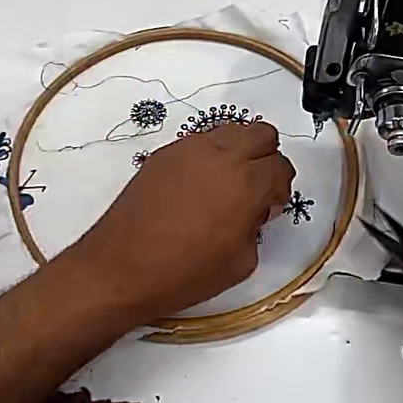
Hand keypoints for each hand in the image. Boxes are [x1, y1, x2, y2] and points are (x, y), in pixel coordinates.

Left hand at [60, 121, 293, 322]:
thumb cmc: (183, 272)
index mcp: (245, 182)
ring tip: (226, 185)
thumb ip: (256, 226)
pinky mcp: (164, 154)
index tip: (269, 208)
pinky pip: (198, 142)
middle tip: (256, 187)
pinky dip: (208, 157)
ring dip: (238, 151)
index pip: (280, 166)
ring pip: (229, 130)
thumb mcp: (241, 262)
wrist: (122, 267)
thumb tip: (253, 210)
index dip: (280, 188)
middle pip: (261, 133)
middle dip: (266, 157)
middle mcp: (219, 155)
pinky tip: (197, 187)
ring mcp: (188, 149)